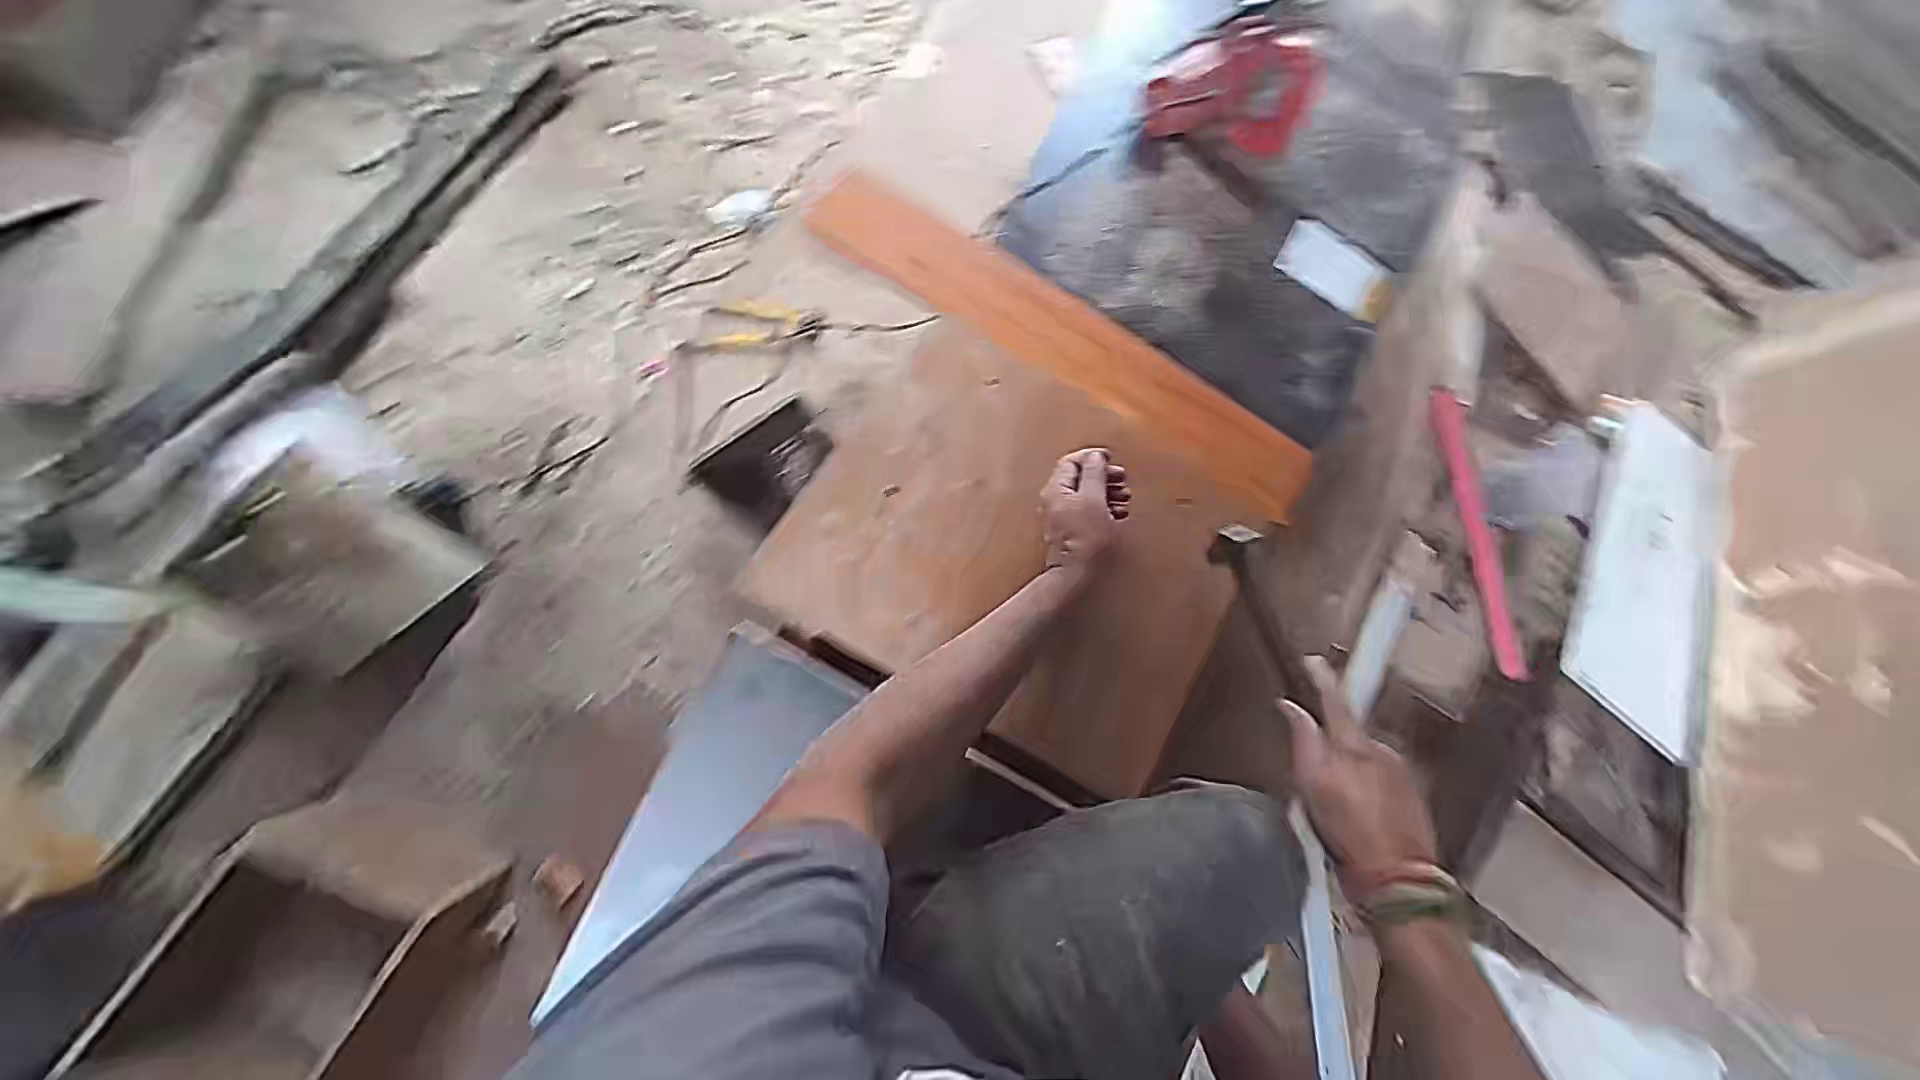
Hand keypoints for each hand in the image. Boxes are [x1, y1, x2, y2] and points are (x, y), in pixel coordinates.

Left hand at [1040, 448, 1129, 579]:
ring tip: (1124, 498)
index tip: (1110, 460)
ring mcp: (1061, 516)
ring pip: (1086, 494)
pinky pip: (1087, 511)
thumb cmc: (1085, 538)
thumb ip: (1094, 473)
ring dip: (1107, 492)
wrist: (1076, 572)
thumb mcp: (1094, 498)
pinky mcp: (1071, 530)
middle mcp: (1054, 501)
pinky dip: (1103, 508)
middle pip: (1080, 478)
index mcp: (1056, 489)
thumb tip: (1095, 456)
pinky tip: (1117, 514)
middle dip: (1103, 476)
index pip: (1072, 462)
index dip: (1092, 457)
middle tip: (1122, 480)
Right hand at [1284, 656, 1437, 895]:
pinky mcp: (1412, 795)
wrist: (1398, 880)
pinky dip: (1364, 787)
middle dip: (1330, 742)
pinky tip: (1354, 813)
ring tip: (1334, 804)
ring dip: (1348, 769)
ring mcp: (1402, 773)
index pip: (1335, 700)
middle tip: (1314, 772)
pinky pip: (1379, 777)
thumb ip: (1301, 739)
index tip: (1313, 661)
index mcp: (1355, 744)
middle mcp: (1383, 752)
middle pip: (1349, 731)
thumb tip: (1290, 708)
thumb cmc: (1350, 832)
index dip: (1322, 678)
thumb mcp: (1310, 782)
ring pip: (1364, 756)